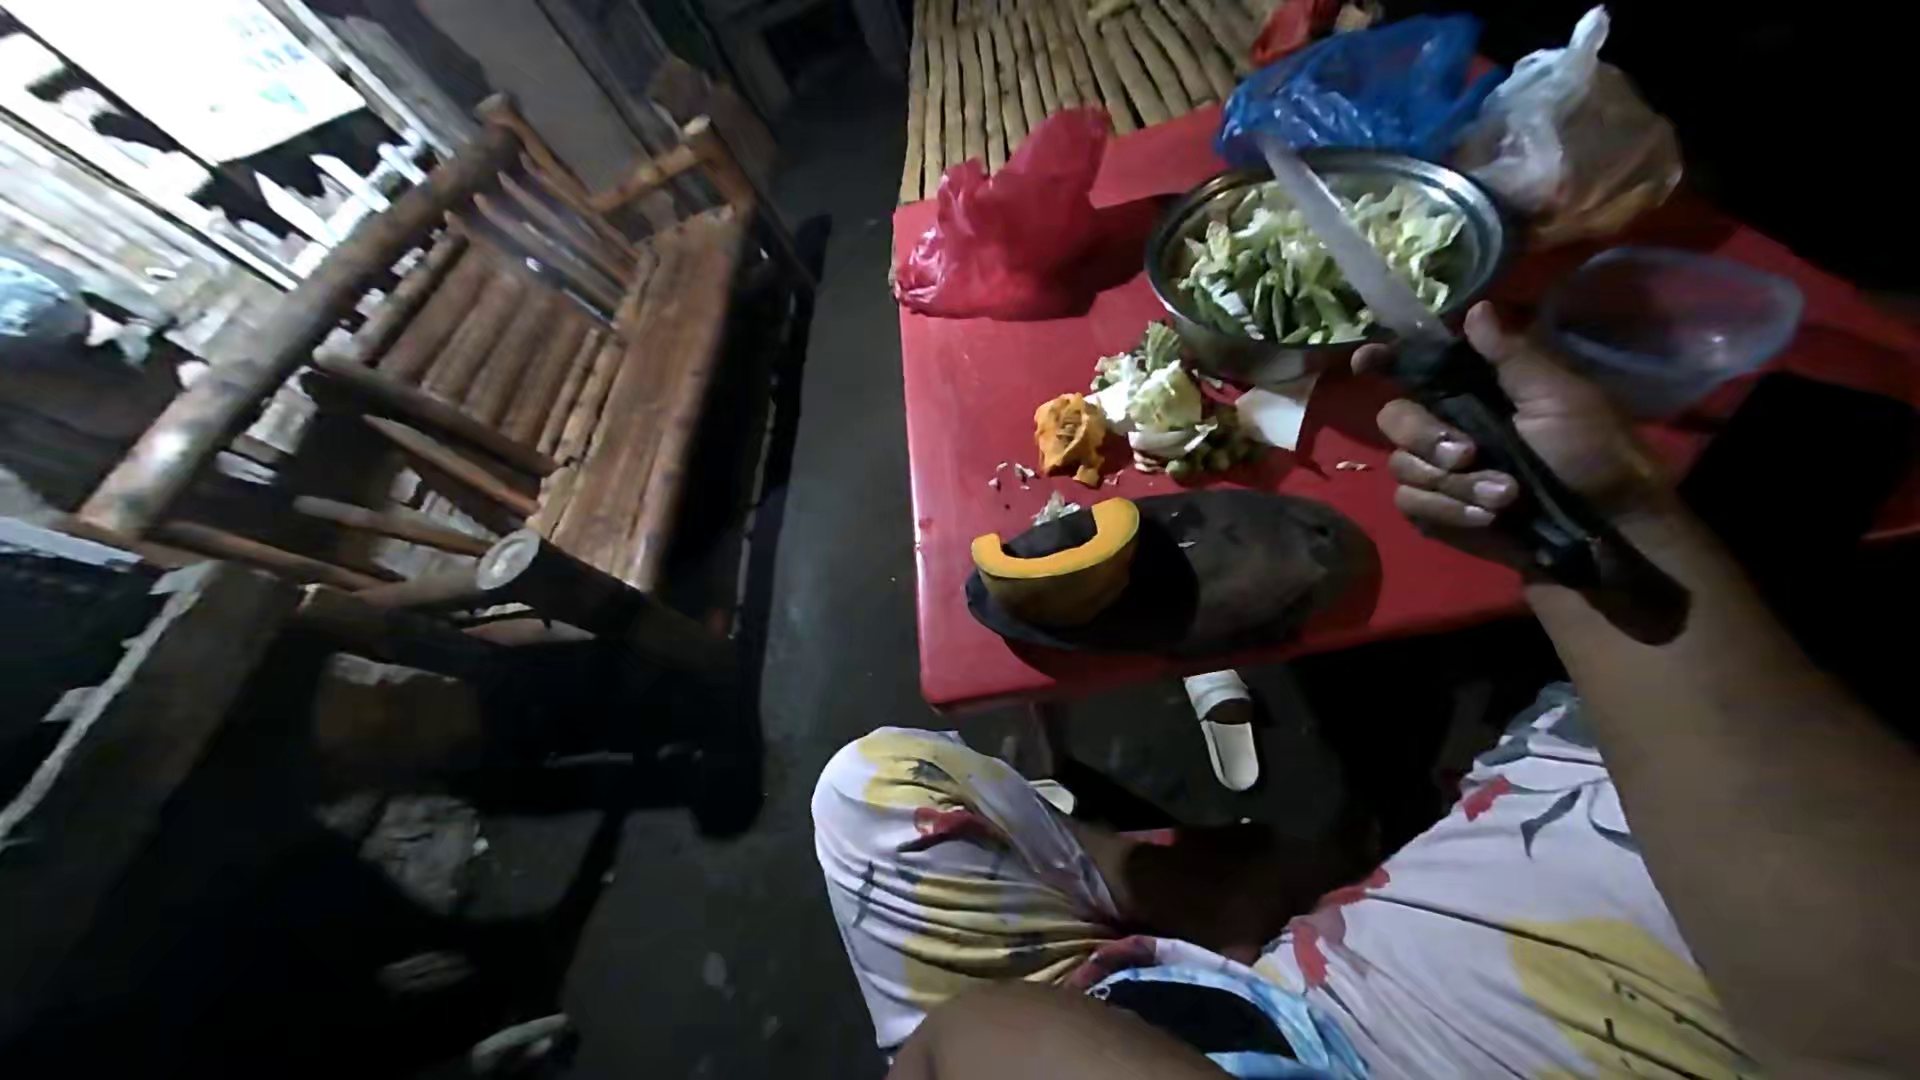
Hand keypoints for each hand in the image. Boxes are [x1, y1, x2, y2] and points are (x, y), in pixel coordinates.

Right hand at [1353, 302, 1667, 564]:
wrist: (1598, 527)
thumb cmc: (1589, 454)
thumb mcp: (1560, 397)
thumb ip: (1512, 357)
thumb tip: (1476, 308)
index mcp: (1469, 394)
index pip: (1412, 370)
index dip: (1382, 362)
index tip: (1365, 361)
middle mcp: (1441, 428)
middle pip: (1392, 418)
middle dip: (1425, 437)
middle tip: (1467, 454)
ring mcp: (1431, 471)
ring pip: (1402, 466)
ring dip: (1456, 483)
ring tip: (1505, 496)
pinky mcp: (1429, 510)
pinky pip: (1410, 502)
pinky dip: (1449, 510)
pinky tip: (1486, 516)